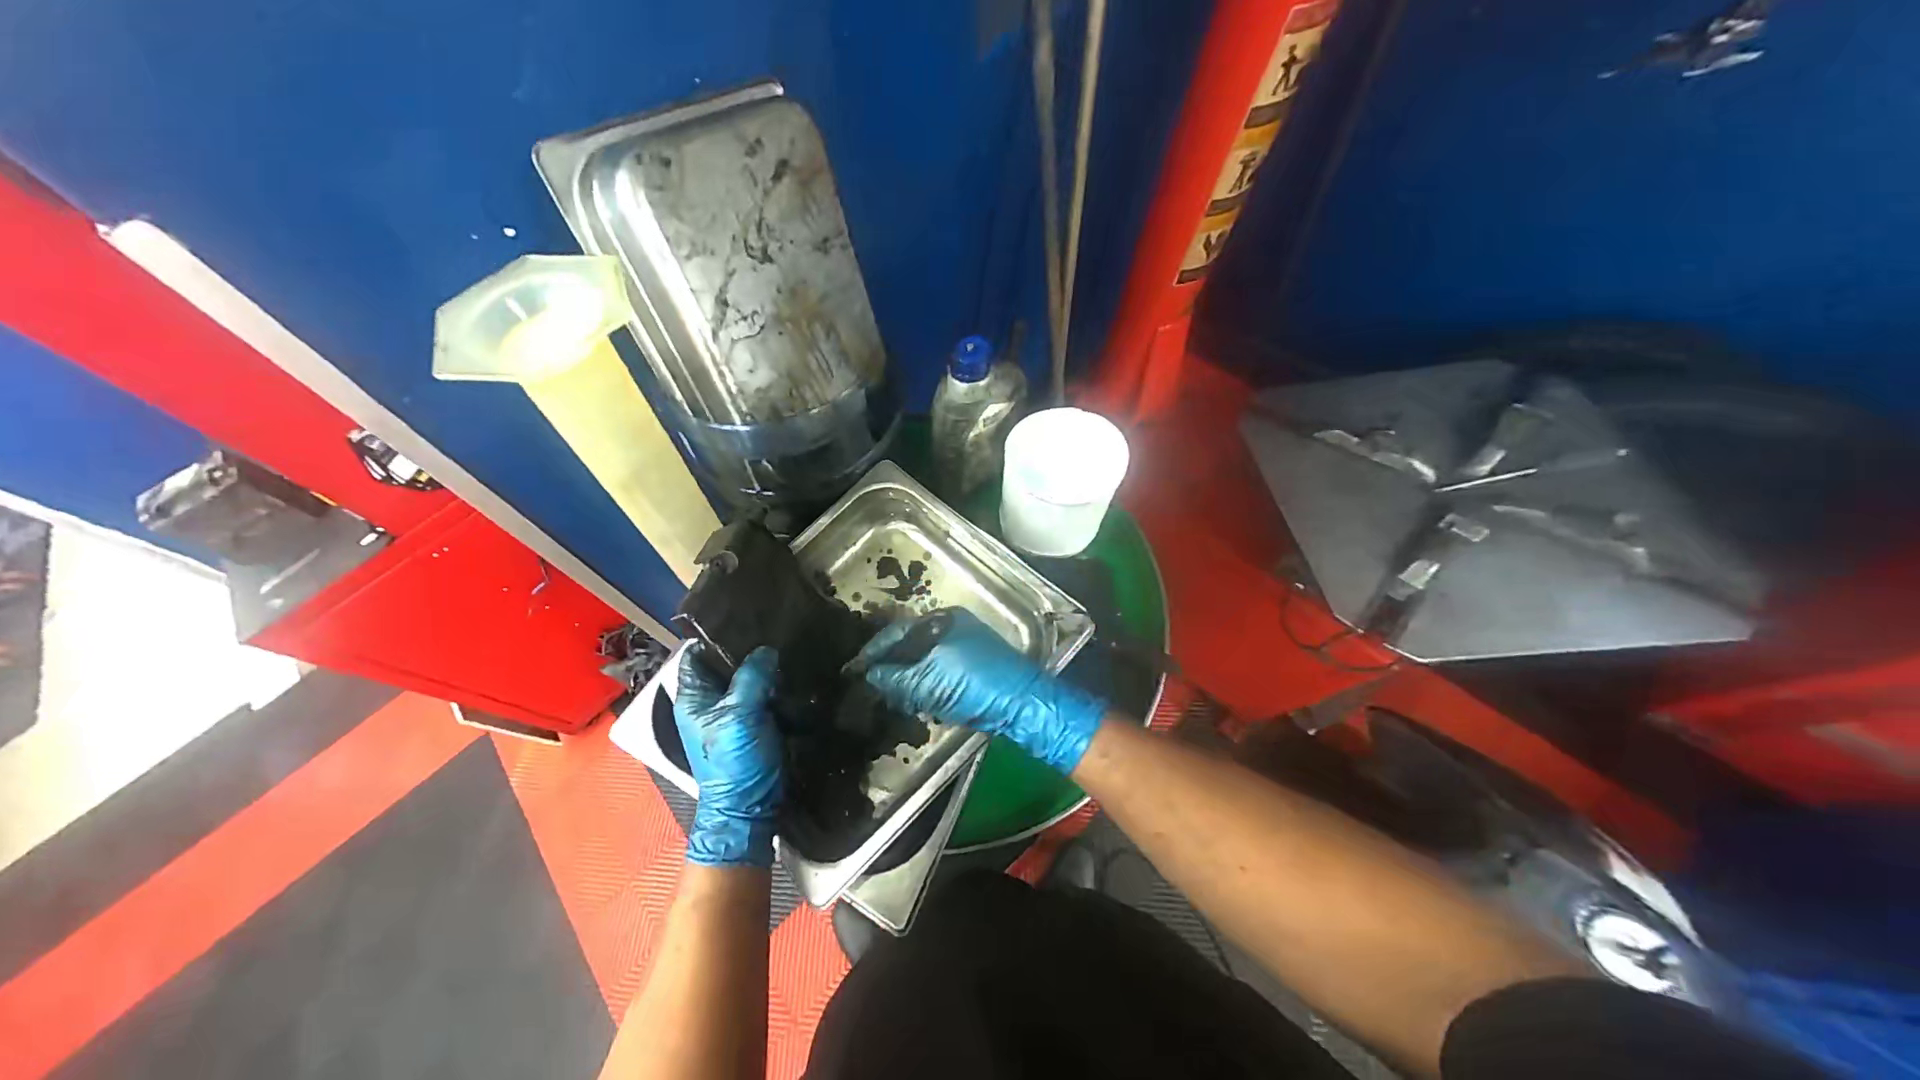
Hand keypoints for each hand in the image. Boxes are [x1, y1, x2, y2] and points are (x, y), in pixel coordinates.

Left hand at [675, 645, 783, 867]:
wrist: (751, 807)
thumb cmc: (735, 761)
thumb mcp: (739, 715)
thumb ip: (751, 677)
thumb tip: (765, 650)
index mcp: (693, 697)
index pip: (698, 654)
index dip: (716, 637)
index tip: (744, 619)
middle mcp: (710, 702)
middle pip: (725, 665)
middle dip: (747, 650)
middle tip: (774, 629)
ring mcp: (732, 713)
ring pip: (747, 679)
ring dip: (764, 667)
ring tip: (788, 646)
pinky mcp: (754, 724)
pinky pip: (763, 695)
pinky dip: (775, 685)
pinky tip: (792, 672)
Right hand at [858, 609, 1105, 773]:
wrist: (1024, 704)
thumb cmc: (974, 685)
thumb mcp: (928, 682)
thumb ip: (893, 678)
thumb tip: (867, 676)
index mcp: (941, 620)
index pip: (895, 633)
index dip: (871, 654)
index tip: (851, 672)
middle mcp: (952, 628)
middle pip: (909, 646)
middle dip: (888, 668)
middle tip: (868, 688)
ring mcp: (965, 648)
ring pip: (923, 662)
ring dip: (906, 680)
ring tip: (890, 699)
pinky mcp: (973, 669)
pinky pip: (939, 673)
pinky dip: (925, 686)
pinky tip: (916, 704)